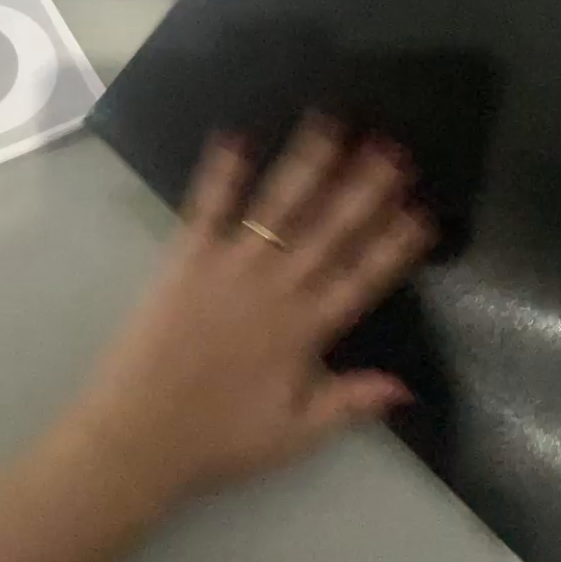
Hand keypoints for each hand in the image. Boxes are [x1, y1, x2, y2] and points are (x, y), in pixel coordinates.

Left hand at [64, 115, 434, 499]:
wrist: (138, 434)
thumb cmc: (220, 438)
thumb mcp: (294, 433)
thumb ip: (350, 402)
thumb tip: (406, 386)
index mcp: (304, 330)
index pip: (362, 278)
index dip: (395, 245)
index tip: (422, 211)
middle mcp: (274, 289)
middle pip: (328, 231)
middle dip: (363, 189)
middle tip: (391, 149)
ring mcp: (228, 269)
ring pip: (277, 208)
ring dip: (306, 165)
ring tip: (330, 124)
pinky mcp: (185, 261)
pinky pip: (207, 209)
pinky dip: (221, 173)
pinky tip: (235, 137)